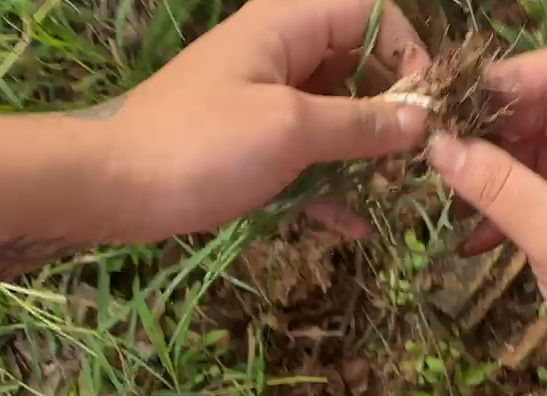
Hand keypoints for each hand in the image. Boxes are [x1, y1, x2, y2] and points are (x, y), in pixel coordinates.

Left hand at [98, 0, 431, 241]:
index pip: (370, 11)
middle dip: (390, 109)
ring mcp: (267, 104)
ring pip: (335, 117)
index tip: (425, 106)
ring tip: (393, 191)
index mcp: (288, 23)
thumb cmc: (204, 145)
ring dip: (366, 153)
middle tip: (415, 157)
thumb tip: (421, 120)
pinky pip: (307, 159)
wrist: (120, 188)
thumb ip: (360, 124)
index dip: (407, 52)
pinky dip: (330, 187)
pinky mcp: (255, 149)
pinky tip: (356, 224)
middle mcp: (282, 54)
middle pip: (358, 66)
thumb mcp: (291, 130)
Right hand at [426, 47, 546, 395]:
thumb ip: (498, 187)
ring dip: (499, 176)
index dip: (503, 84)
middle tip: (439, 156)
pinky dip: (515, 208)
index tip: (445, 109)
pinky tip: (476, 239)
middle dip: (496, 134)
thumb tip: (438, 147)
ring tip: (451, 200)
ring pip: (545, 151)